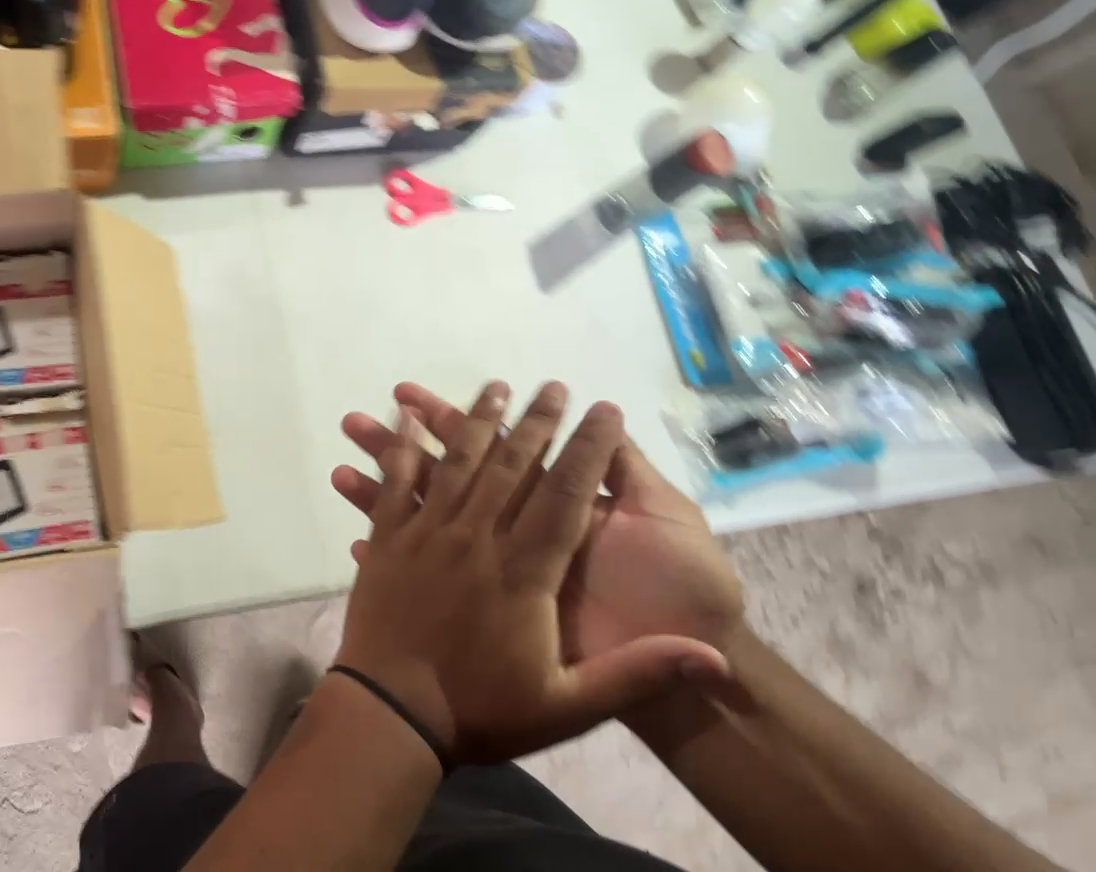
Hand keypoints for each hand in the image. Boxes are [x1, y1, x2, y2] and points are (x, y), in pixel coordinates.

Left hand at [336, 382, 729, 764]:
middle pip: (508, 468)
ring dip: (473, 423)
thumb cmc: (480, 712)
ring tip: (491, 388)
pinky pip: (395, 485)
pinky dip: (402, 448)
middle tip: (549, 386)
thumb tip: (715, 659)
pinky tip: (404, 416)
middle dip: (533, 423)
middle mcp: (474, 541)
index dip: (587, 449)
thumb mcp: (567, 706)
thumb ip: (638, 675)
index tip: (603, 409)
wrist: (390, 714)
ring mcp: (424, 538)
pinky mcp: (386, 544)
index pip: (565, 496)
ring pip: (453, 466)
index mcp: (523, 573)